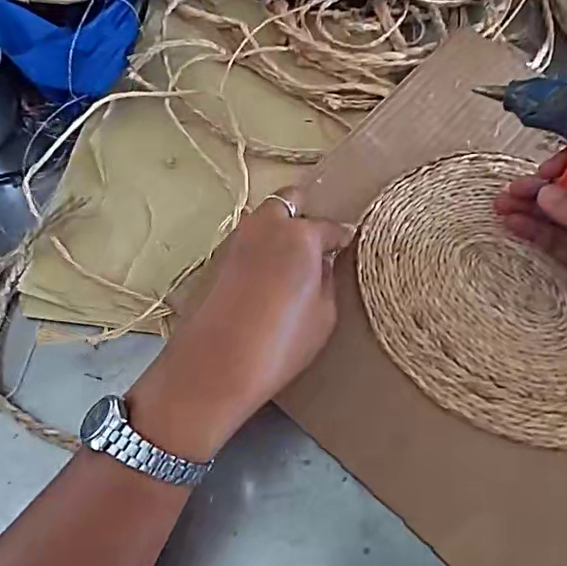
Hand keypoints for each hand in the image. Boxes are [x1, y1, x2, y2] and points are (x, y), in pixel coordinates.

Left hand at [127, 188, 350, 460]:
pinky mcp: (220, 259)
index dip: (343, 237)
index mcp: (301, 234)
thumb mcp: (324, 313)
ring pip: (265, 217)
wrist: (218, 364)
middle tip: (318, 242)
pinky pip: (249, 239)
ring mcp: (239, 240)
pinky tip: (271, 274)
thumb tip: (325, 262)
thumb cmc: (281, 341)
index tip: (348, 245)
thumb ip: (327, 278)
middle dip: (306, 214)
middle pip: (290, 201)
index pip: (331, 226)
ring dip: (280, 227)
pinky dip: (262, 246)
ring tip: (294, 258)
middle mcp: (268, 226)